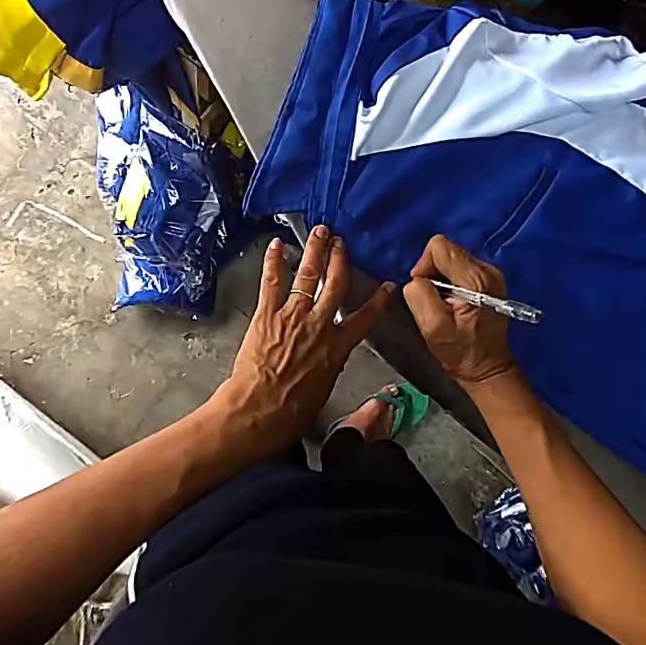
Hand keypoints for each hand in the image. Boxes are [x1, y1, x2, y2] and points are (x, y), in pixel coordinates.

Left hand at [218, 226, 393, 458]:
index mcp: (338, 347)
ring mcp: (293, 317)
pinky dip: (275, 262)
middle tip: (342, 241)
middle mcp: (320, 325)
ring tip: (321, 232)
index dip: (380, 300)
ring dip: (316, 251)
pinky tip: (277, 245)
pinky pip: (272, 283)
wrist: (257, 412)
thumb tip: (333, 354)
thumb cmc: (291, 412)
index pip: (366, 318)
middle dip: (341, 259)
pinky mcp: (267, 316)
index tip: (388, 286)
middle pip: (336, 284)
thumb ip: (332, 364)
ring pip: (309, 276)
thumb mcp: (325, 389)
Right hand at [402, 235, 518, 387]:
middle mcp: (488, 269)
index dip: (424, 265)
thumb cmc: (461, 352)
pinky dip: (451, 282)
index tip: (424, 290)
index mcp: (477, 279)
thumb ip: (420, 296)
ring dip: (442, 278)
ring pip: (453, 259)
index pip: (440, 247)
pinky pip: (460, 268)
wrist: (488, 367)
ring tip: (445, 304)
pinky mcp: (490, 279)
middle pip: (447, 251)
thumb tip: (417, 279)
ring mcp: (492, 273)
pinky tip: (454, 303)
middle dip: (433, 272)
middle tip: (435, 301)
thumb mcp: (433, 328)